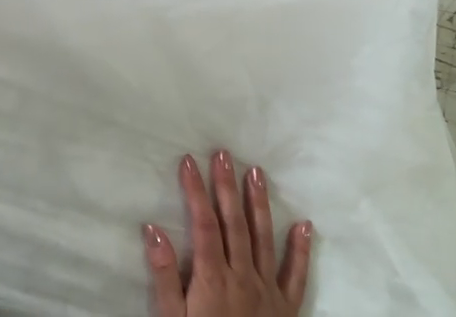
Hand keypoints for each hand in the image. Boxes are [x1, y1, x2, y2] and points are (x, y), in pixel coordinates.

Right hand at [142, 150, 312, 316]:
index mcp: (213, 278)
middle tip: (223, 154)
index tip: (188, 161)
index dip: (195, 191)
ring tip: (256, 173)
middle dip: (227, 187)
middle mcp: (244, 278)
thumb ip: (164, 275)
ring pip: (264, 240)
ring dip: (259, 204)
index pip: (205, 225)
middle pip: (235, 224)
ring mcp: (269, 292)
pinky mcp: (287, 307)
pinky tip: (304, 225)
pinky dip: (300, 249)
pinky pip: (296, 274)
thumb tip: (152, 229)